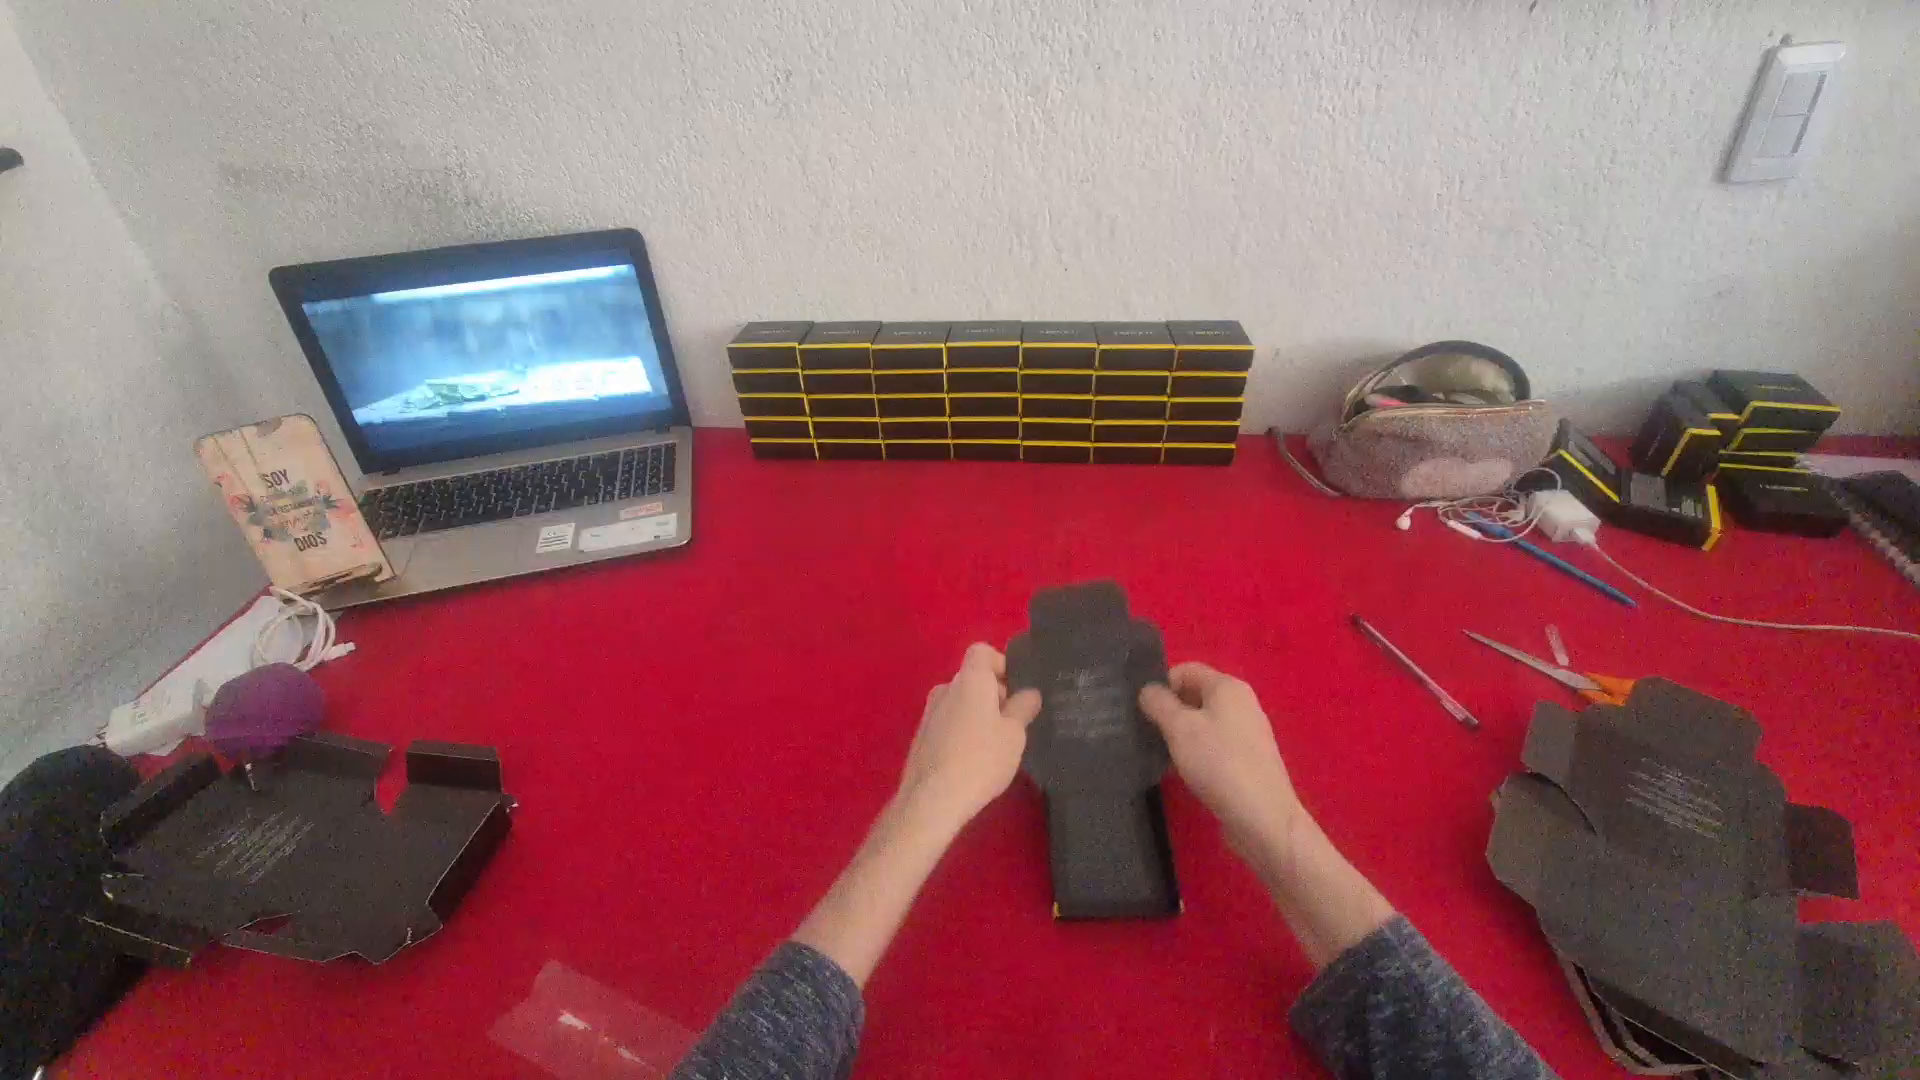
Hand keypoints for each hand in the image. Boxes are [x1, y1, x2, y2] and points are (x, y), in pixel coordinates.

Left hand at [895, 643, 1043, 832]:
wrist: (931, 799)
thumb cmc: (981, 759)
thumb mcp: (1014, 734)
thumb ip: (1023, 708)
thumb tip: (1029, 692)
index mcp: (969, 679)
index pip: (982, 652)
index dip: (1002, 664)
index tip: (1017, 690)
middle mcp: (945, 688)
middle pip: (972, 678)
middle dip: (994, 694)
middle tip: (1013, 723)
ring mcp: (929, 713)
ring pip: (960, 702)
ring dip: (978, 714)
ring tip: (995, 745)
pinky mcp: (921, 737)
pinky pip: (948, 723)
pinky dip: (962, 731)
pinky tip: (973, 760)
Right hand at [1139, 662, 1305, 883]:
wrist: (1263, 819)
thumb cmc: (1219, 763)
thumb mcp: (1179, 728)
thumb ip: (1158, 703)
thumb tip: (1148, 690)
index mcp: (1228, 686)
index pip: (1187, 669)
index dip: (1162, 684)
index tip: (1143, 709)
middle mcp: (1242, 703)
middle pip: (1195, 694)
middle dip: (1169, 709)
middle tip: (1146, 730)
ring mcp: (1248, 733)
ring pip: (1204, 722)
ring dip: (1180, 733)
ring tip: (1161, 753)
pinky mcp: (1248, 760)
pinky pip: (1214, 744)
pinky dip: (1196, 752)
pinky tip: (1184, 771)